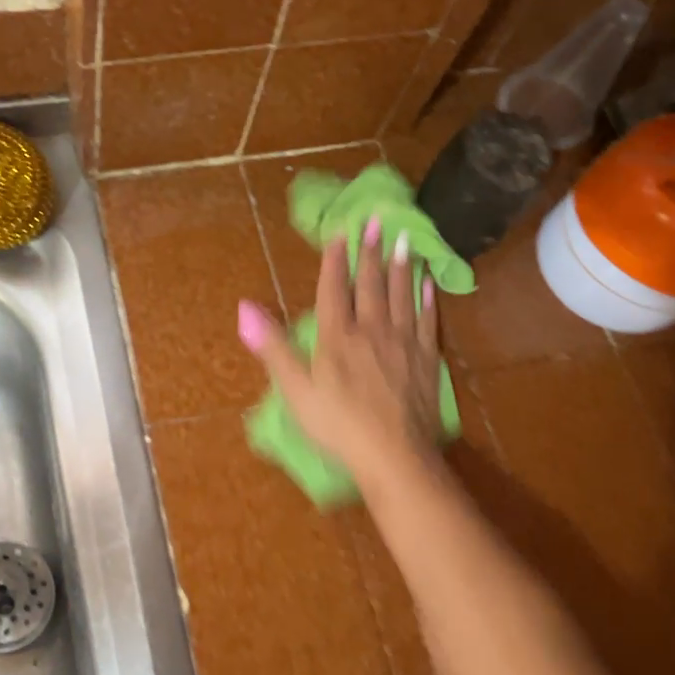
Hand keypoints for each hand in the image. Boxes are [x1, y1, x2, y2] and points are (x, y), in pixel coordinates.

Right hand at [239, 217, 440, 478]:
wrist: (394, 455)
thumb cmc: (337, 426)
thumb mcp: (295, 389)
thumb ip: (273, 346)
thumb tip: (245, 307)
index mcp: (337, 337)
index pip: (334, 289)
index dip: (335, 260)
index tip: (340, 231)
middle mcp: (371, 330)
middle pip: (371, 284)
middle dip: (370, 251)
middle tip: (377, 219)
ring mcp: (402, 343)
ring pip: (402, 295)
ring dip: (402, 266)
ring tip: (405, 239)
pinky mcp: (426, 360)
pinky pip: (427, 321)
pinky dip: (427, 299)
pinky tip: (429, 283)